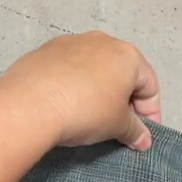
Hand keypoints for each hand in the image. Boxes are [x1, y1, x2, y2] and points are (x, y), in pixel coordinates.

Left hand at [0, 32, 161, 151]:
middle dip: (124, 101)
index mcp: (127, 55)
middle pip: (122, 73)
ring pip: (94, 68)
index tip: (143, 134)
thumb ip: (134, 131)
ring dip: (98, 90)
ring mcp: (71, 42)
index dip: (150, 113)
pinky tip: (65, 104)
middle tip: (118, 127)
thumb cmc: (86, 111)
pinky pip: (68, 68)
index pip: (150, 85)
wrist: (30, 103)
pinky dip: (73, 84)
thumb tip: (144, 140)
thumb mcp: (116, 126)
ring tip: (89, 116)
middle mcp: (102, 41)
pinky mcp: (45, 50)